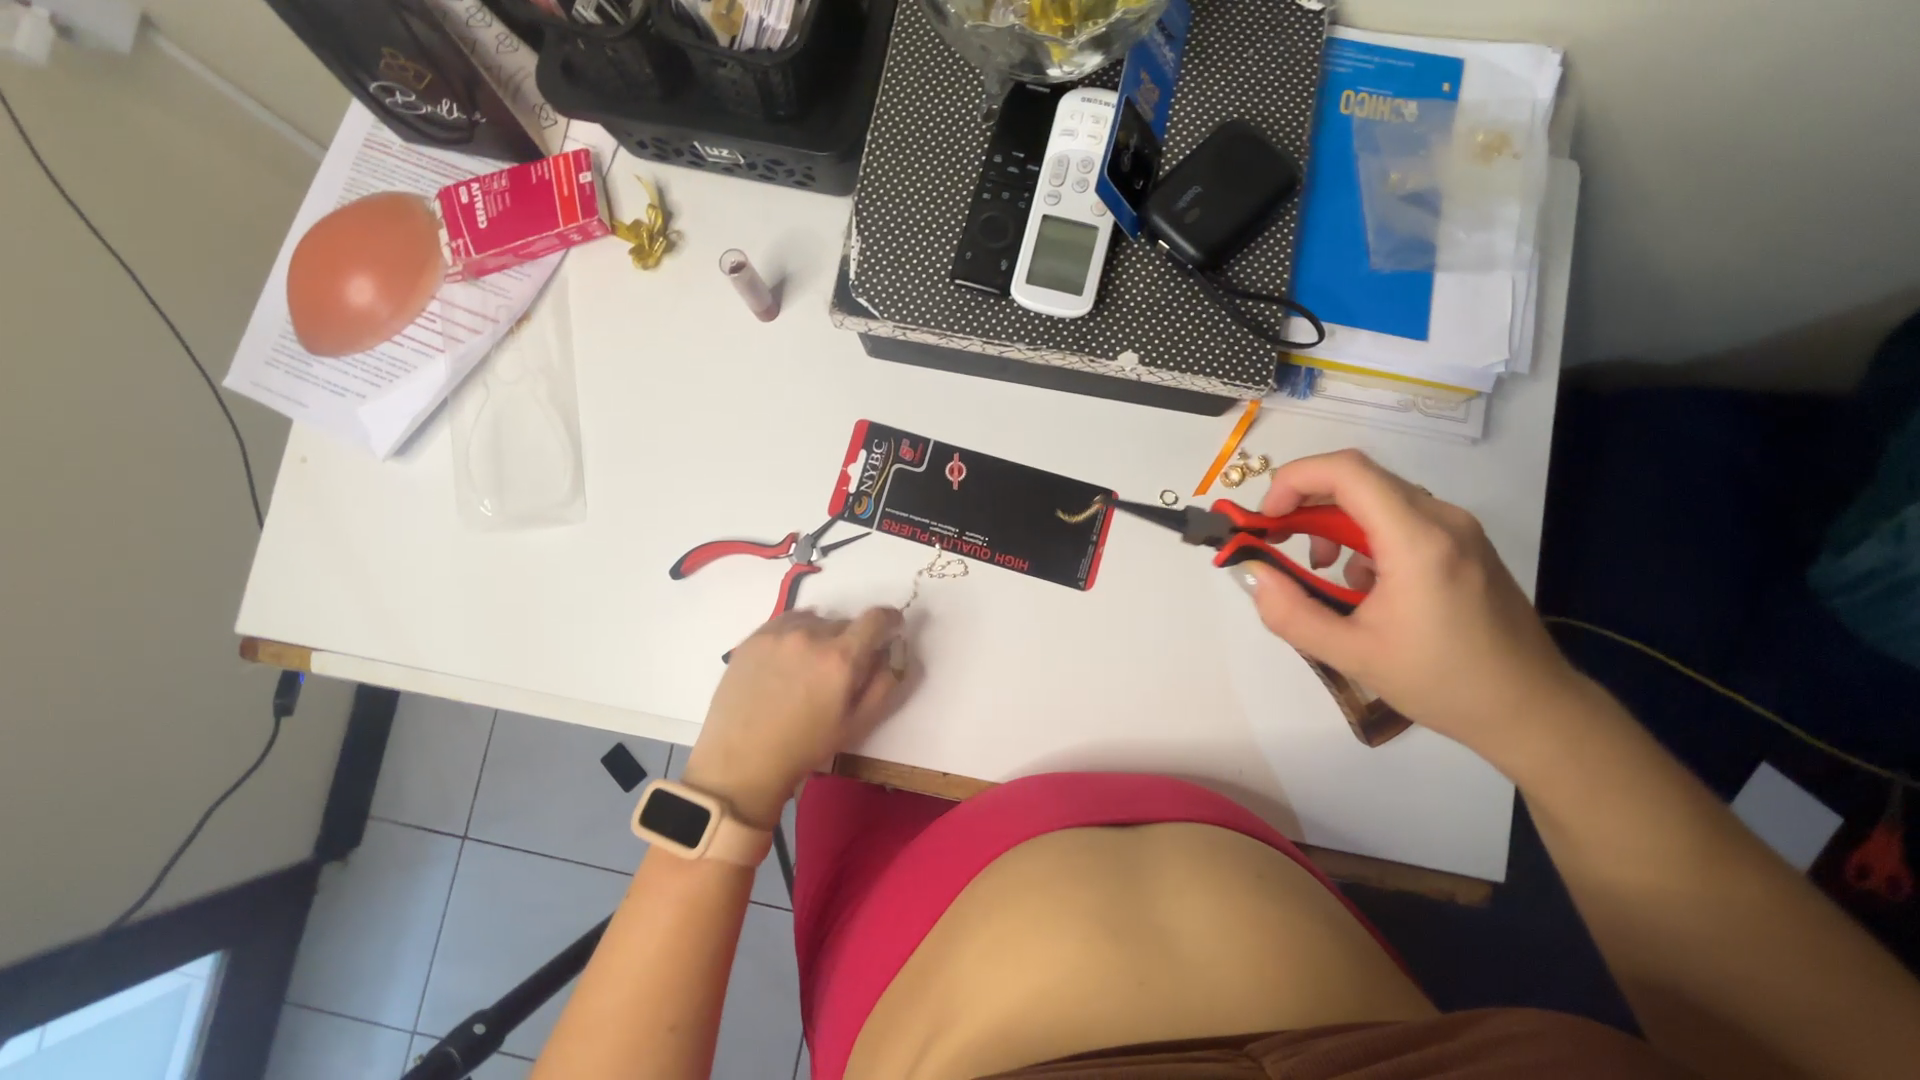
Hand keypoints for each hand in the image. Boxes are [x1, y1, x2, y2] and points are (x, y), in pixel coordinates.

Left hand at [683, 608, 908, 828]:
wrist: (742, 760)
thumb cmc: (805, 747)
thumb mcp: (857, 724)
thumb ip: (885, 684)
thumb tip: (896, 653)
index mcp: (841, 658)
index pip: (876, 618)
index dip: (889, 620)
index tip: (890, 629)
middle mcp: (811, 635)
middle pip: (845, 622)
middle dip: (851, 641)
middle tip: (840, 671)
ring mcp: (778, 633)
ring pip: (815, 621)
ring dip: (821, 636)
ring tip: (809, 667)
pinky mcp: (753, 637)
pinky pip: (786, 622)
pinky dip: (795, 634)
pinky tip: (787, 661)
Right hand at [1236, 450, 1579, 748]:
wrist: (1531, 708)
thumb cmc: (1442, 683)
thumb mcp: (1353, 655)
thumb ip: (1292, 613)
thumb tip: (1253, 574)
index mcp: (1417, 541)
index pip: (1347, 471)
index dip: (1294, 481)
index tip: (1266, 520)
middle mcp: (1442, 519)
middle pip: (1360, 481)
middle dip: (1308, 507)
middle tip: (1282, 549)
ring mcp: (1459, 529)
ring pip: (1379, 499)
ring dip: (1337, 525)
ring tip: (1324, 574)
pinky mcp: (1466, 544)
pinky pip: (1402, 519)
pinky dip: (1366, 538)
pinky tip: (1365, 587)